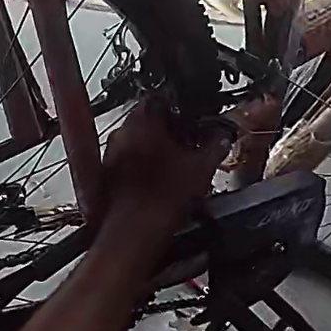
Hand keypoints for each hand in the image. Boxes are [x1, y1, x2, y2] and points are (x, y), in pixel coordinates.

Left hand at [94, 97, 230, 255]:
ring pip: (137, 138)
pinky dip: (143, 162)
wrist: (135, 233)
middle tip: (188, 141)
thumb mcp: (200, 168)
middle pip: (148, 117)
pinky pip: (128, 157)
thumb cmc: (162, 199)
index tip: (191, 118)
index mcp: (143, 121)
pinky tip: (160, 178)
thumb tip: (222, 137)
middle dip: (169, 128)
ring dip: (156, 145)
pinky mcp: (108, 171)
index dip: (180, 107)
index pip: (160, 97)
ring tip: (177, 162)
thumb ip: (214, 145)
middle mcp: (122, 132)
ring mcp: (111, 151)